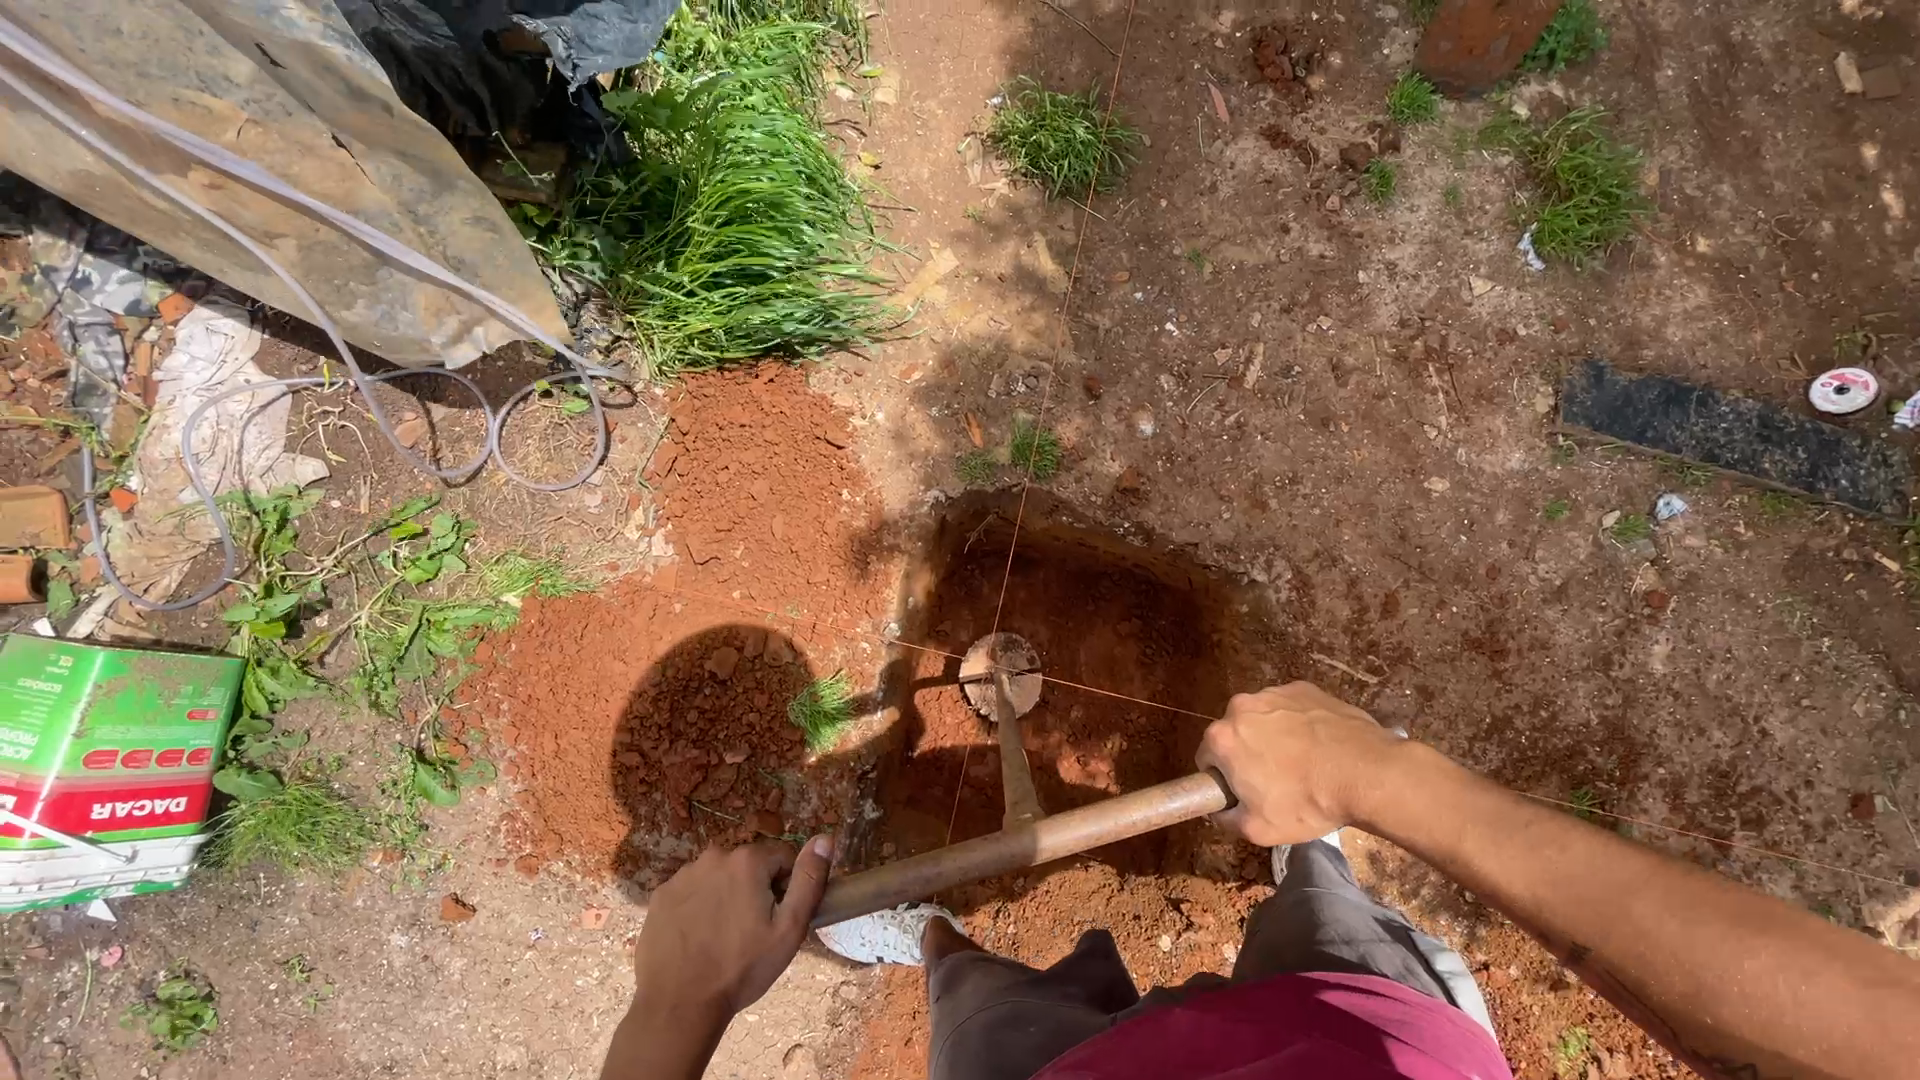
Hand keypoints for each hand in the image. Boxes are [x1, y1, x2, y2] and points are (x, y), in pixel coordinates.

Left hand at [632, 835, 833, 1018]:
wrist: (679, 1006)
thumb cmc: (742, 968)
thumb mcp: (789, 928)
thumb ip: (809, 879)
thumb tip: (824, 838)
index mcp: (748, 860)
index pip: (782, 858)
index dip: (786, 887)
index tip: (776, 919)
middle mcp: (714, 857)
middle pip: (748, 866)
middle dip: (754, 890)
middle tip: (751, 932)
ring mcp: (682, 876)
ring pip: (719, 878)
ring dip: (726, 896)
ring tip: (723, 938)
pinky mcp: (660, 896)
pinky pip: (691, 892)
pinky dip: (698, 907)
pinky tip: (697, 938)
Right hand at [1195, 682, 1404, 846]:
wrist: (1368, 774)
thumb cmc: (1307, 802)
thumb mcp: (1257, 829)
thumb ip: (1225, 819)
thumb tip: (1218, 810)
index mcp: (1222, 737)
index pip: (1207, 758)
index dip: (1224, 778)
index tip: (1246, 791)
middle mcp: (1240, 706)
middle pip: (1233, 733)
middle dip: (1247, 753)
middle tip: (1276, 779)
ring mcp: (1273, 693)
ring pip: (1261, 718)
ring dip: (1272, 735)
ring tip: (1303, 761)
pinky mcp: (1303, 688)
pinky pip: (1290, 707)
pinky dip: (1298, 722)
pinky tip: (1319, 744)